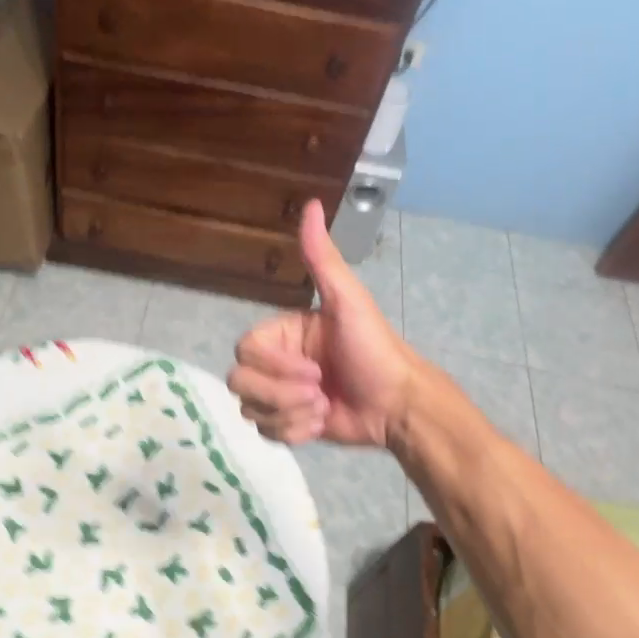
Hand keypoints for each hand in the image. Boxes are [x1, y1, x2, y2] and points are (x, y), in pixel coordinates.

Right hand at [228, 200, 416, 447]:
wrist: (398, 405)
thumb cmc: (374, 351)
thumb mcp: (348, 300)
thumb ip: (322, 258)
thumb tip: (311, 203)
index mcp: (284, 333)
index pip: (244, 350)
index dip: (273, 366)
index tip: (313, 370)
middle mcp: (277, 362)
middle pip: (240, 383)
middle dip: (280, 395)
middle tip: (319, 393)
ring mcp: (280, 395)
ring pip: (250, 410)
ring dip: (289, 414)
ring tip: (322, 410)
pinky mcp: (289, 425)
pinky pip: (266, 433)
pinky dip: (294, 433)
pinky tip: (320, 425)